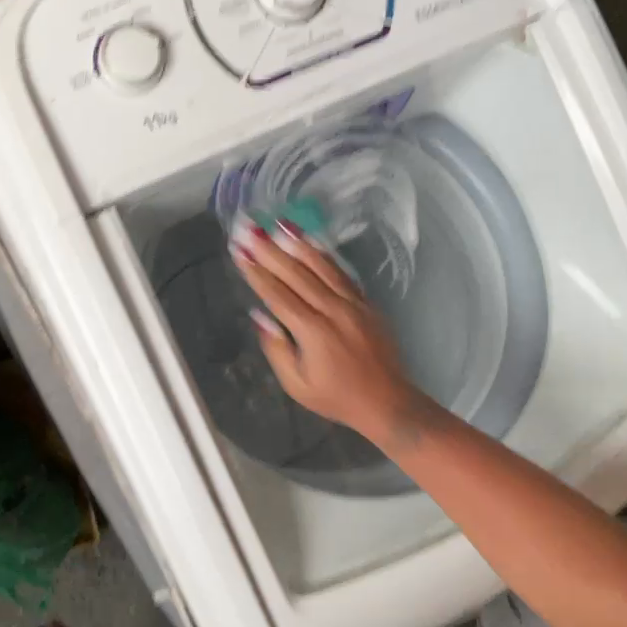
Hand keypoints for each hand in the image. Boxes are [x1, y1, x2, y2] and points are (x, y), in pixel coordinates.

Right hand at [231, 218, 436, 447]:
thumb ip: (277, 349)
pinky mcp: (366, 302)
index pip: (278, 295)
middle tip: (249, 229)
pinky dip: (324, 254)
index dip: (257, 272)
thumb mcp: (296, 385)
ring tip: (277, 225)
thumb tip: (260, 315)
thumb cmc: (335, 397)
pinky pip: (341, 272)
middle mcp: (333, 310)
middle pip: (296, 273)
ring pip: (321, 266)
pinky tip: (310, 241)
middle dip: (270, 250)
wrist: (386, 401)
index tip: (239, 252)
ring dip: (297, 244)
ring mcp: (353, 303)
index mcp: (313, 332)